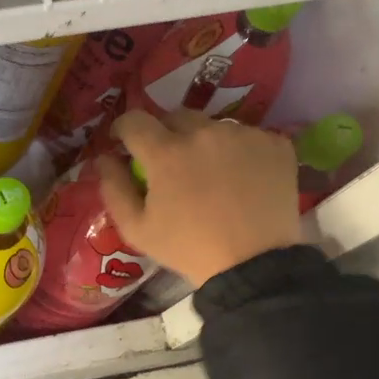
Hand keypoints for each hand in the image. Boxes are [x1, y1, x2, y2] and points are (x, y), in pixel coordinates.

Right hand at [96, 110, 302, 288]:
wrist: (252, 262)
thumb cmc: (185, 247)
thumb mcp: (136, 228)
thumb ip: (113, 188)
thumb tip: (103, 159)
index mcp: (166, 153)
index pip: (135, 121)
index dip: (123, 128)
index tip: (121, 141)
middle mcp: (205, 132)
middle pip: (176, 117)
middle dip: (164, 133)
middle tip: (166, 162)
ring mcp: (244, 134)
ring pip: (213, 126)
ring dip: (201, 142)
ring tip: (206, 173)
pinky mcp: (275, 143)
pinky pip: (247, 137)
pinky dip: (235, 152)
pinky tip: (236, 180)